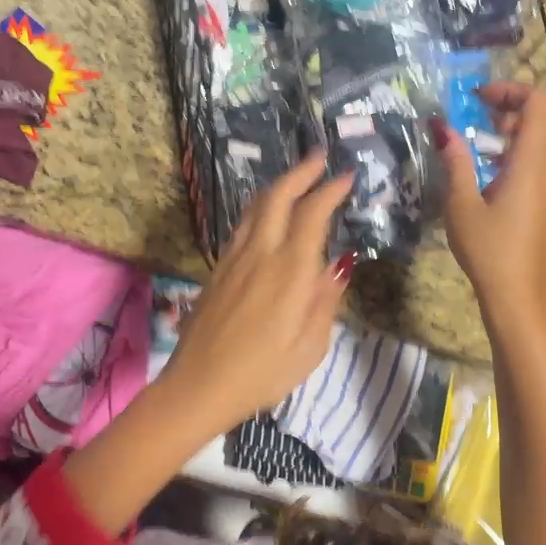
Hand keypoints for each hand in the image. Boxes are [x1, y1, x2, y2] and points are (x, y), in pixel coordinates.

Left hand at [159, 153, 352, 434]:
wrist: (199, 386)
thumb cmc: (261, 375)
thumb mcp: (309, 348)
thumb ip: (324, 302)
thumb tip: (335, 268)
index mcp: (289, 271)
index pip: (312, 214)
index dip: (330, 190)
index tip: (346, 176)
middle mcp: (260, 254)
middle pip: (277, 197)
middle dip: (300, 172)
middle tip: (319, 158)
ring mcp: (233, 260)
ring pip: (254, 208)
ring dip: (277, 187)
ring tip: (295, 180)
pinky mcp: (216, 272)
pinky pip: (241, 228)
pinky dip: (259, 210)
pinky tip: (266, 217)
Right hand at [434, 81, 545, 314]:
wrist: (517, 292)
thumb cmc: (487, 250)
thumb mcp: (461, 206)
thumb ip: (454, 162)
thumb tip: (441, 128)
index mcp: (532, 162)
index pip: (539, 102)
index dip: (511, 90)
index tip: (477, 99)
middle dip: (523, 100)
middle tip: (488, 112)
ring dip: (527, 123)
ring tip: (490, 137)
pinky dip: (529, 144)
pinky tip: (498, 165)